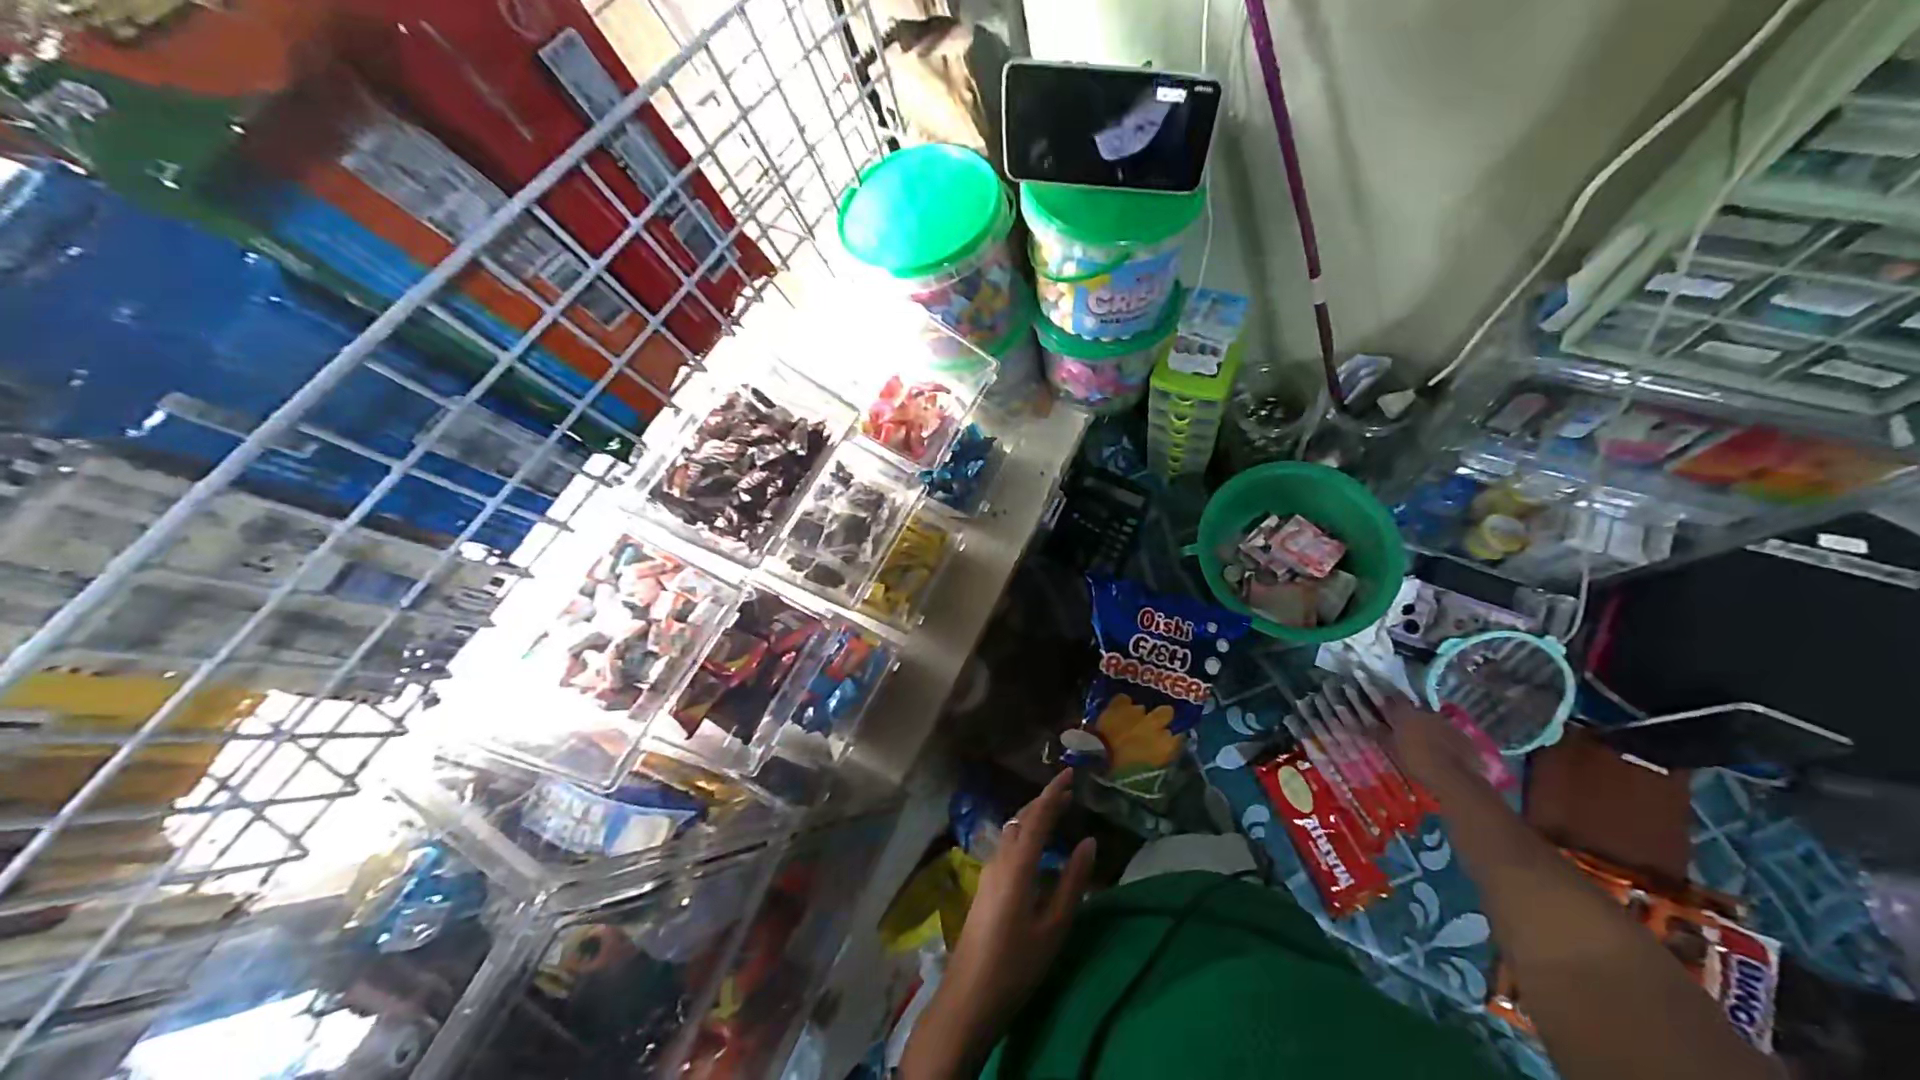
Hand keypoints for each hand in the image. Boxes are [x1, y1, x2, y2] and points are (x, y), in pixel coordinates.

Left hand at [900, 770, 1096, 1079]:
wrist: (968, 996)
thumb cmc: (1016, 965)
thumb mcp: (1053, 927)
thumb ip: (1072, 883)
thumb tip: (1089, 843)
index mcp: (1018, 866)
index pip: (1037, 818)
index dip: (1054, 793)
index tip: (1071, 773)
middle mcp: (1000, 861)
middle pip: (1022, 820)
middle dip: (1043, 802)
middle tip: (1068, 791)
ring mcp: (988, 873)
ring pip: (1011, 832)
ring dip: (1032, 816)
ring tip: (1056, 811)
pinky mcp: (985, 886)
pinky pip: (1007, 846)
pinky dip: (1024, 833)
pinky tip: (1035, 845)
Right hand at [1374, 694, 1492, 794]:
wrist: (1454, 778)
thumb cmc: (1416, 761)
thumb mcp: (1392, 748)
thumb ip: (1380, 733)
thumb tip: (1368, 723)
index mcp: (1407, 714)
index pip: (1395, 699)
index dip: (1390, 701)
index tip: (1384, 704)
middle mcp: (1428, 714)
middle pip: (1417, 710)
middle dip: (1411, 716)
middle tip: (1405, 727)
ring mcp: (1448, 724)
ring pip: (1434, 722)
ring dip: (1429, 727)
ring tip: (1425, 741)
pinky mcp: (1464, 736)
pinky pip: (1450, 733)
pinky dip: (1445, 738)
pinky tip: (1443, 750)